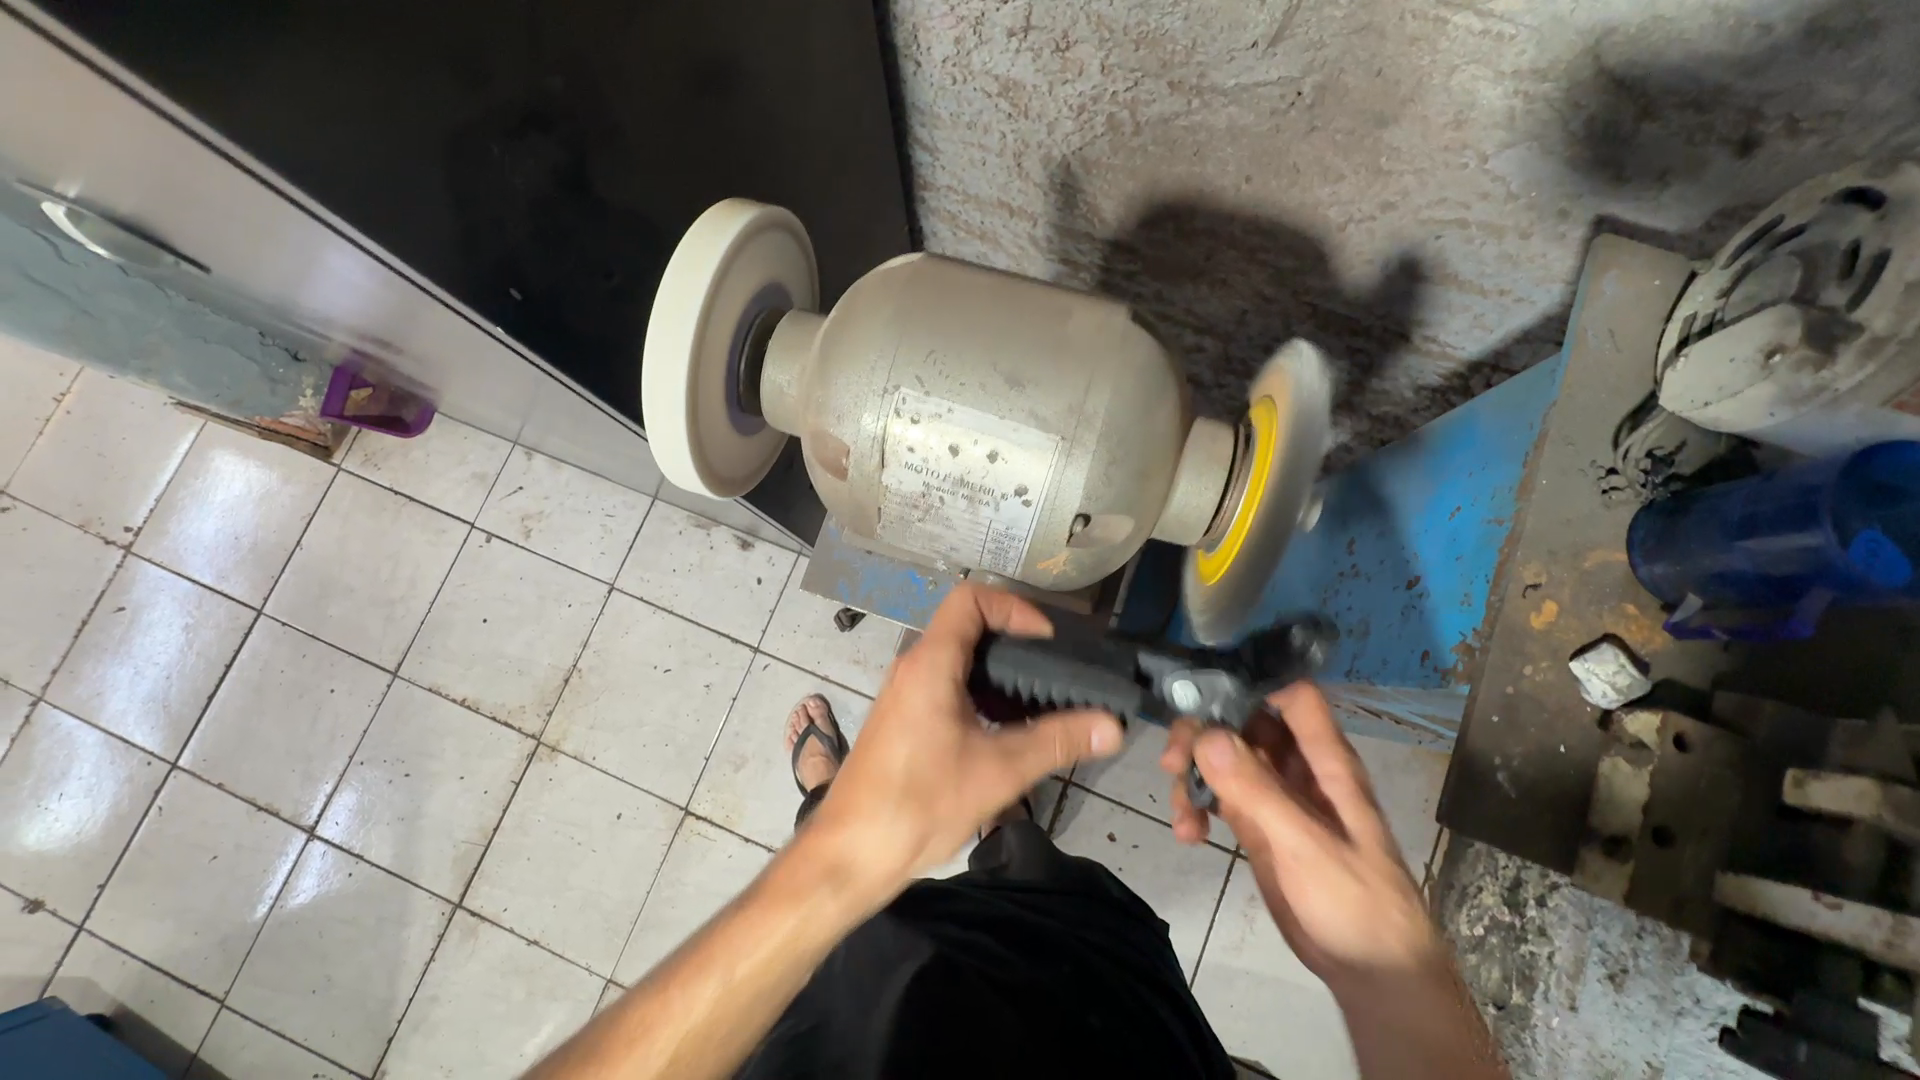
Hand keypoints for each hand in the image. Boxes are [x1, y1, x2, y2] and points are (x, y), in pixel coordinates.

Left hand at [802, 584, 1123, 893]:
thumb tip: (1113, 726)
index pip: (970, 599)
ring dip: (998, 676)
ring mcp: (904, 694)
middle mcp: (912, 667)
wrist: (850, 854)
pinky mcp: (902, 720)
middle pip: (967, 628)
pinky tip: (1004, 734)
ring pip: (957, 661)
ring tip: (1038, 706)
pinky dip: (979, 697)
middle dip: (1015, 645)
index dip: (1014, 608)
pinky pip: (945, 687)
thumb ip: (1058, 742)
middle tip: (1054, 676)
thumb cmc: (920, 804)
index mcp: (930, 664)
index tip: (1046, 643)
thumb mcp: (998, 772)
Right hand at [1160, 682, 1445, 991]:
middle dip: (1203, 734)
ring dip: (1194, 775)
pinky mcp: (1257, 825)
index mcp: (1324, 761)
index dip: (1251, 684)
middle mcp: (1297, 768)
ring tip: (1180, 813)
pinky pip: (1217, 796)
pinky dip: (1196, 805)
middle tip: (1172, 763)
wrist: (1371, 971)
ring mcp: (1275, 796)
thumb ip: (1256, 789)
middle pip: (1243, 723)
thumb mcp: (1304, 843)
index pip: (1291, 696)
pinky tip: (1187, 834)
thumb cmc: (1354, 901)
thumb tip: (1206, 735)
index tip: (1200, 696)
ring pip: (1223, 758)